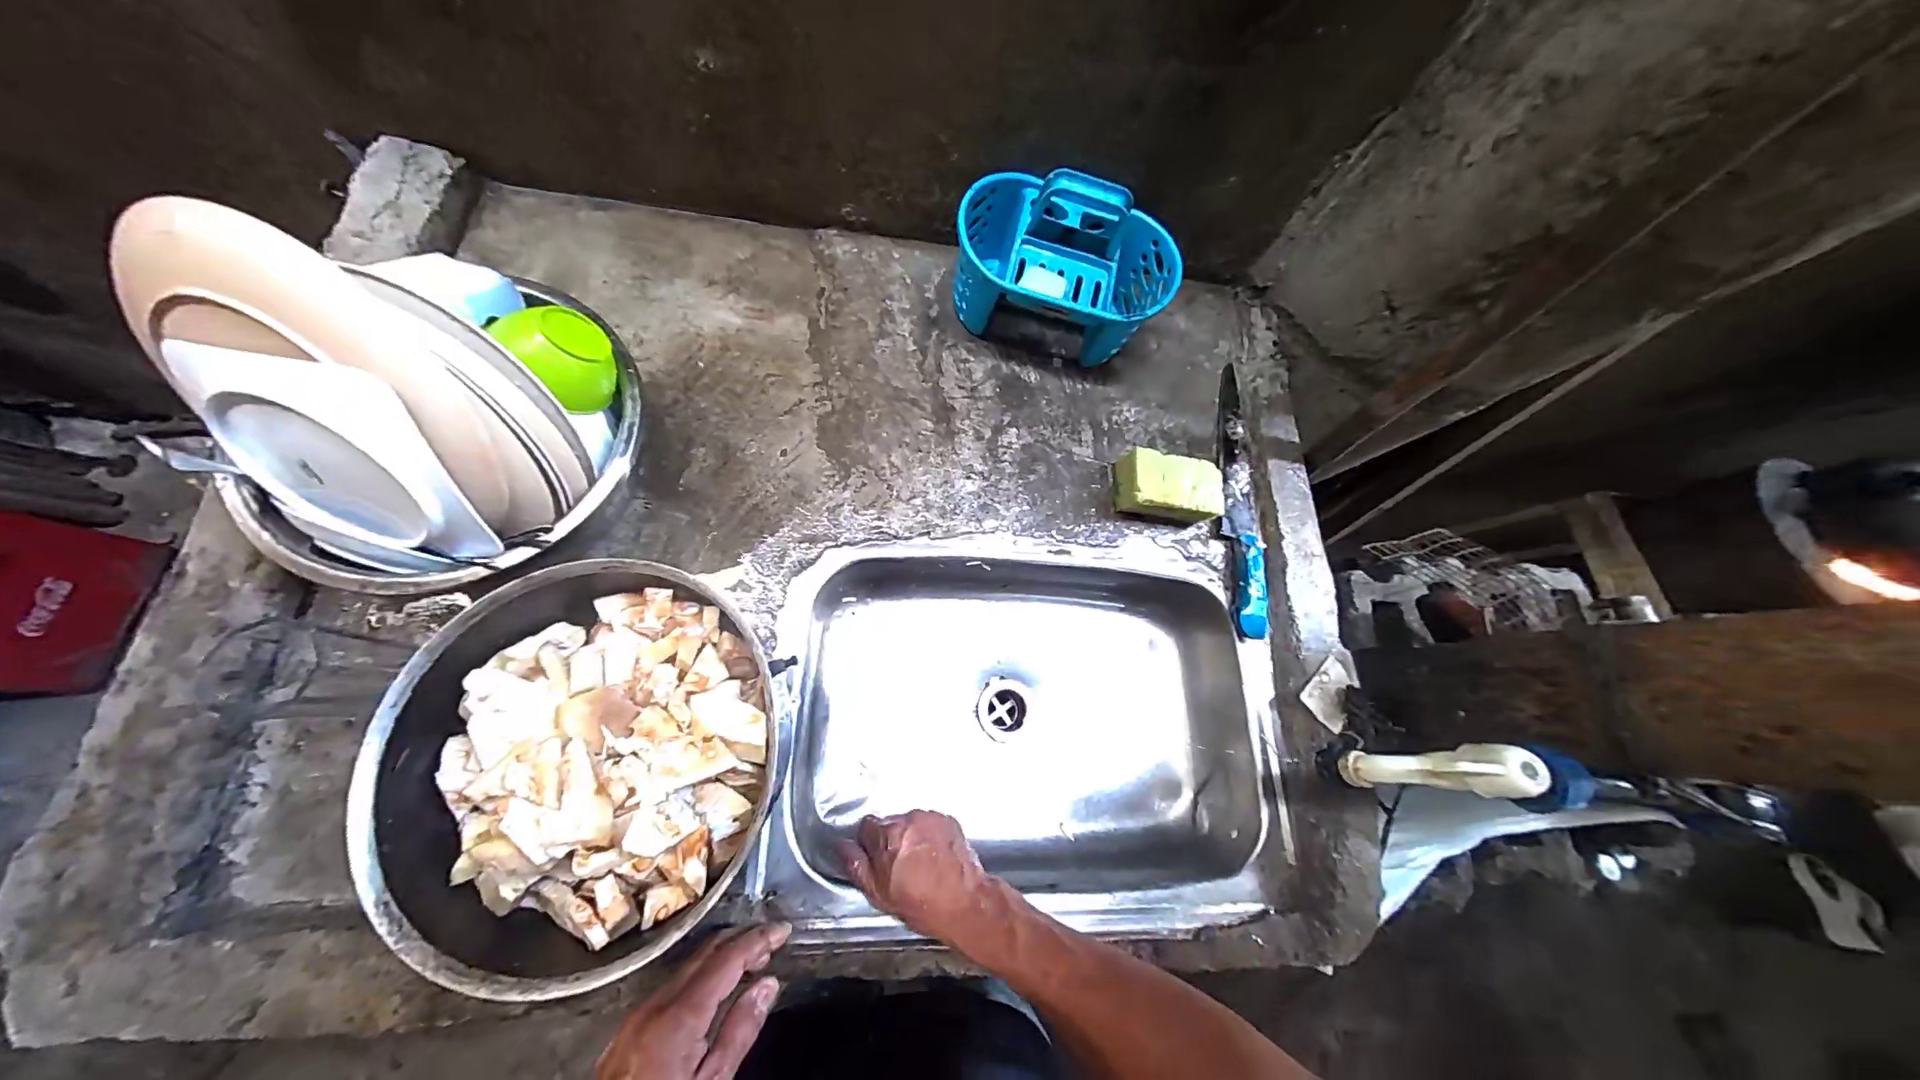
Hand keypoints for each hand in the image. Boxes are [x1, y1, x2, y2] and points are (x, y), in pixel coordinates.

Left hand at [595, 922, 789, 1079]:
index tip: (783, 930)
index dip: (758, 939)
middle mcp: (655, 1004)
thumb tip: (767, 985)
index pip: (726, 958)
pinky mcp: (629, 1030)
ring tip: (753, 962)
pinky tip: (718, 988)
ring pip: (688, 966)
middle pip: (704, 953)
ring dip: (722, 957)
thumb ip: (740, 1031)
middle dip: (741, 941)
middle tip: (773, 944)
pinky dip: (702, 976)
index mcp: (678, 1016)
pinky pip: (673, 986)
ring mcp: (637, 1016)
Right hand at [838, 811, 1006, 947]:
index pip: (866, 826)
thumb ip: (856, 866)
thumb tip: (843, 846)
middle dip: (891, 840)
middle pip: (889, 823)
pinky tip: (935, 857)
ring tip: (920, 863)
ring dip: (911, 837)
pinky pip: (929, 824)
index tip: (877, 859)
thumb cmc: (921, 904)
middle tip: (900, 866)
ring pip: (910, 823)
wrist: (965, 903)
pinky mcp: (947, 820)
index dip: (869, 844)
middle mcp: (907, 819)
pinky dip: (929, 836)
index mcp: (885, 835)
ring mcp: (929, 818)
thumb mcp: (878, 894)